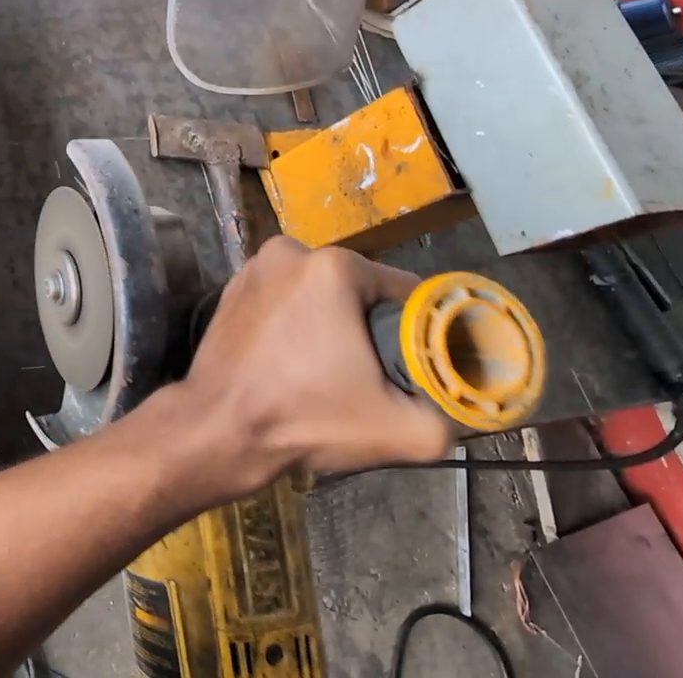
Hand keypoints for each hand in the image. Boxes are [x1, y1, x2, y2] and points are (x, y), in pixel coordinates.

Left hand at [147, 237, 450, 502]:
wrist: (219, 427)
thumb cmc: (307, 418)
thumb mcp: (407, 430)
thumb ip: (452, 412)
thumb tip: (463, 402)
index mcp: (332, 266)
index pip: (404, 291)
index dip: (420, 330)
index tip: (417, 366)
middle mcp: (289, 252)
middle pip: (359, 291)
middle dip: (372, 327)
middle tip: (373, 374)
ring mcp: (253, 268)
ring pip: (320, 295)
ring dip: (333, 325)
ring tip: (333, 371)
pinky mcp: (231, 290)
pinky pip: (286, 301)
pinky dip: (298, 324)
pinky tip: (299, 361)